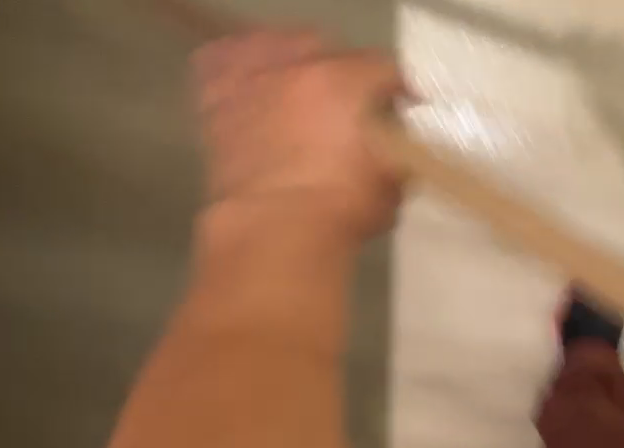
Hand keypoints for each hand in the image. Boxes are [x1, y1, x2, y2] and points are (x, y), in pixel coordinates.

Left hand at [192, 29, 406, 239]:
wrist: (276, 227)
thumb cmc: (343, 209)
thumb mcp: (393, 184)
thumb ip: (399, 153)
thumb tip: (401, 146)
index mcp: (345, 84)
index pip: (385, 67)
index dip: (402, 88)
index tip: (409, 108)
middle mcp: (295, 66)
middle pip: (330, 48)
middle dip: (348, 72)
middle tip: (358, 106)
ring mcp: (250, 75)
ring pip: (277, 44)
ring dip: (298, 63)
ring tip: (308, 93)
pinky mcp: (214, 91)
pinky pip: (229, 56)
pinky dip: (248, 65)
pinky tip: (262, 85)